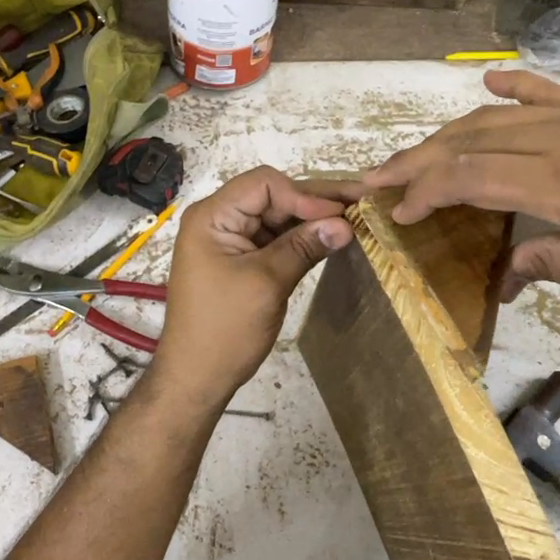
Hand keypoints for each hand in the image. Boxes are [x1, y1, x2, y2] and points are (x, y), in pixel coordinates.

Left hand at [149, 167, 355, 409]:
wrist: (197, 375)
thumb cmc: (225, 328)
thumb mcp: (267, 283)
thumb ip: (303, 247)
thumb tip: (345, 223)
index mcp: (212, 216)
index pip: (263, 184)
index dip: (304, 194)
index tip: (340, 214)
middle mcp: (218, 219)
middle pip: (272, 196)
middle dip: (315, 200)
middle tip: (363, 200)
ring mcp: (229, 240)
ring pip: (277, 216)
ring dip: (313, 217)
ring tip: (357, 215)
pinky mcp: (241, 260)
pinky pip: (274, 238)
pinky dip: (301, 237)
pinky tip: (333, 237)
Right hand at [361, 70, 559, 317]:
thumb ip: (553, 265)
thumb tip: (506, 268)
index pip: (470, 176)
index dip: (424, 191)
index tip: (395, 212)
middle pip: (472, 139)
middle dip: (419, 158)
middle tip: (378, 176)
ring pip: (501, 116)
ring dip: (451, 132)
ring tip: (418, 152)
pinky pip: (552, 92)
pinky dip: (514, 87)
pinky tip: (488, 84)